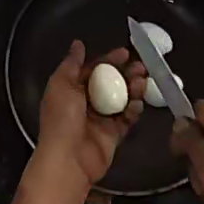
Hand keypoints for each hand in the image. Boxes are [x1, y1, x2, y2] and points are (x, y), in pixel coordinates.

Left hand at [32, 41, 145, 194]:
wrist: (68, 159)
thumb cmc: (62, 119)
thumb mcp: (61, 84)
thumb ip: (71, 63)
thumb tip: (78, 44)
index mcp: (72, 89)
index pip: (93, 69)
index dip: (109, 60)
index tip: (125, 53)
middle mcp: (86, 102)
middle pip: (110, 83)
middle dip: (126, 73)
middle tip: (141, 67)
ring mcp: (101, 119)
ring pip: (121, 98)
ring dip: (133, 88)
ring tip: (143, 82)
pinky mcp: (113, 134)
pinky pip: (127, 118)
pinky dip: (134, 109)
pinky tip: (138, 103)